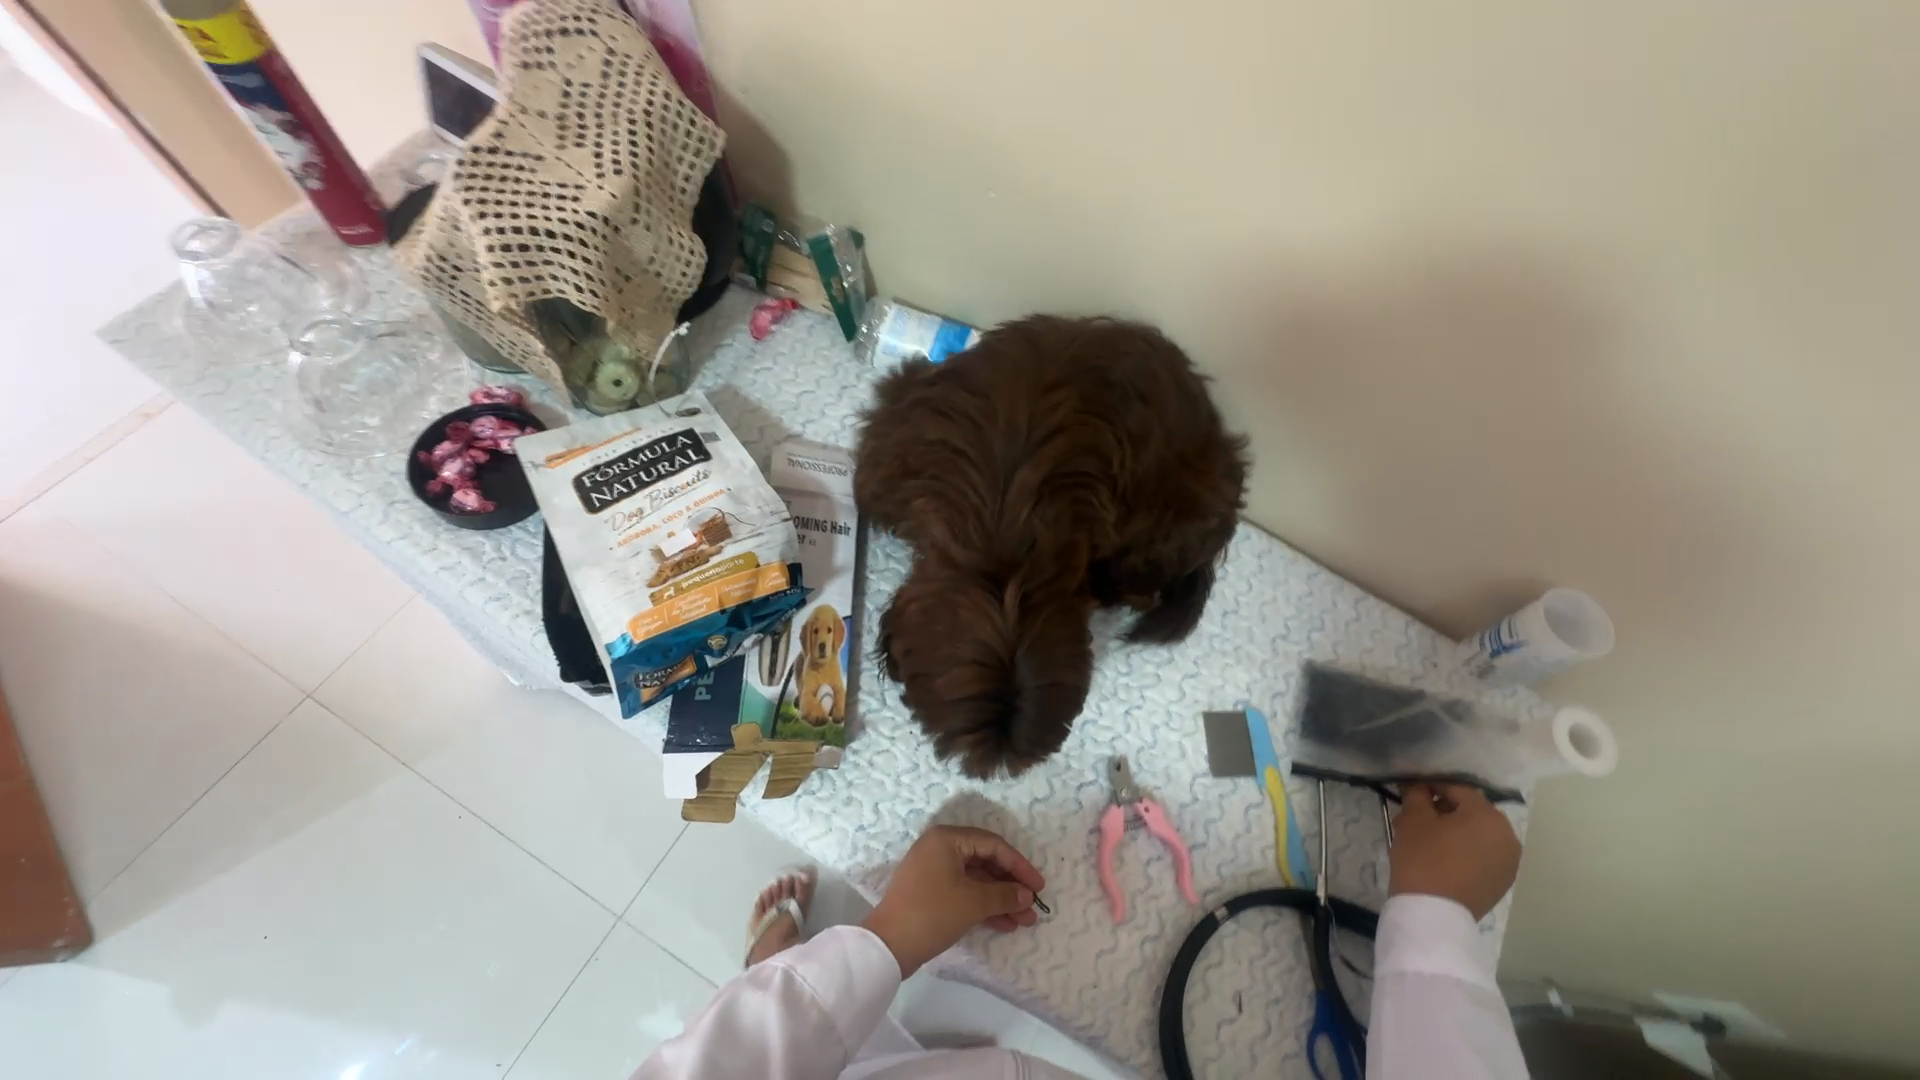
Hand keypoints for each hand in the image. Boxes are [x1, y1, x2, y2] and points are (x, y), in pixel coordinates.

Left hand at [861, 825, 1046, 977]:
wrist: (888, 946)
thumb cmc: (933, 913)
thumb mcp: (973, 902)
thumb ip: (1004, 895)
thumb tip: (1026, 895)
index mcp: (947, 839)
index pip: (993, 845)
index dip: (1019, 866)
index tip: (1039, 887)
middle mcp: (940, 848)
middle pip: (985, 862)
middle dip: (1010, 886)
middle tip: (1032, 907)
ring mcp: (934, 870)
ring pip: (976, 880)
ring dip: (1000, 899)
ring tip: (1024, 921)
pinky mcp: (930, 893)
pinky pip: (964, 892)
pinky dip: (983, 906)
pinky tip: (1005, 924)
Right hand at [1388, 782, 1521, 920]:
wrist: (1434, 911)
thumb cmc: (1423, 857)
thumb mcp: (1413, 819)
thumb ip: (1418, 795)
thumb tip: (1421, 788)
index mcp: (1488, 816)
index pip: (1458, 789)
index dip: (1432, 787)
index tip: (1412, 793)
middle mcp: (1507, 835)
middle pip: (1471, 812)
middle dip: (1443, 810)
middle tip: (1415, 817)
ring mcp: (1509, 861)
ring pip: (1478, 834)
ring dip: (1454, 830)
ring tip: (1426, 839)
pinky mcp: (1503, 881)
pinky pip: (1483, 854)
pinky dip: (1465, 850)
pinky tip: (1442, 857)